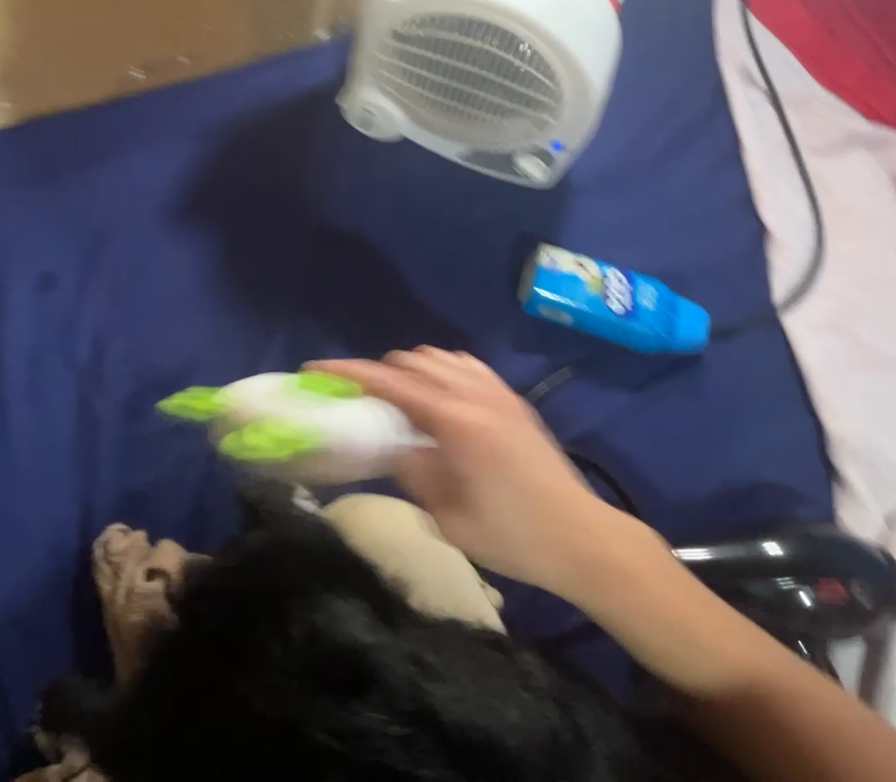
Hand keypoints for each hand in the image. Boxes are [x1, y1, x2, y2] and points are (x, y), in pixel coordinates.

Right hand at [306, 349, 629, 593]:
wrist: (579, 536)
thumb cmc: (510, 536)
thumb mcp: (446, 515)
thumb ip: (411, 471)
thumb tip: (389, 448)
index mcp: (454, 421)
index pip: (390, 382)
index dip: (348, 371)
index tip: (316, 368)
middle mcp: (475, 395)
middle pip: (413, 361)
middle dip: (378, 373)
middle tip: (358, 401)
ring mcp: (498, 393)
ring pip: (440, 358)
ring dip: (411, 370)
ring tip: (397, 402)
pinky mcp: (514, 400)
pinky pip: (468, 367)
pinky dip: (442, 371)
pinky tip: (438, 399)